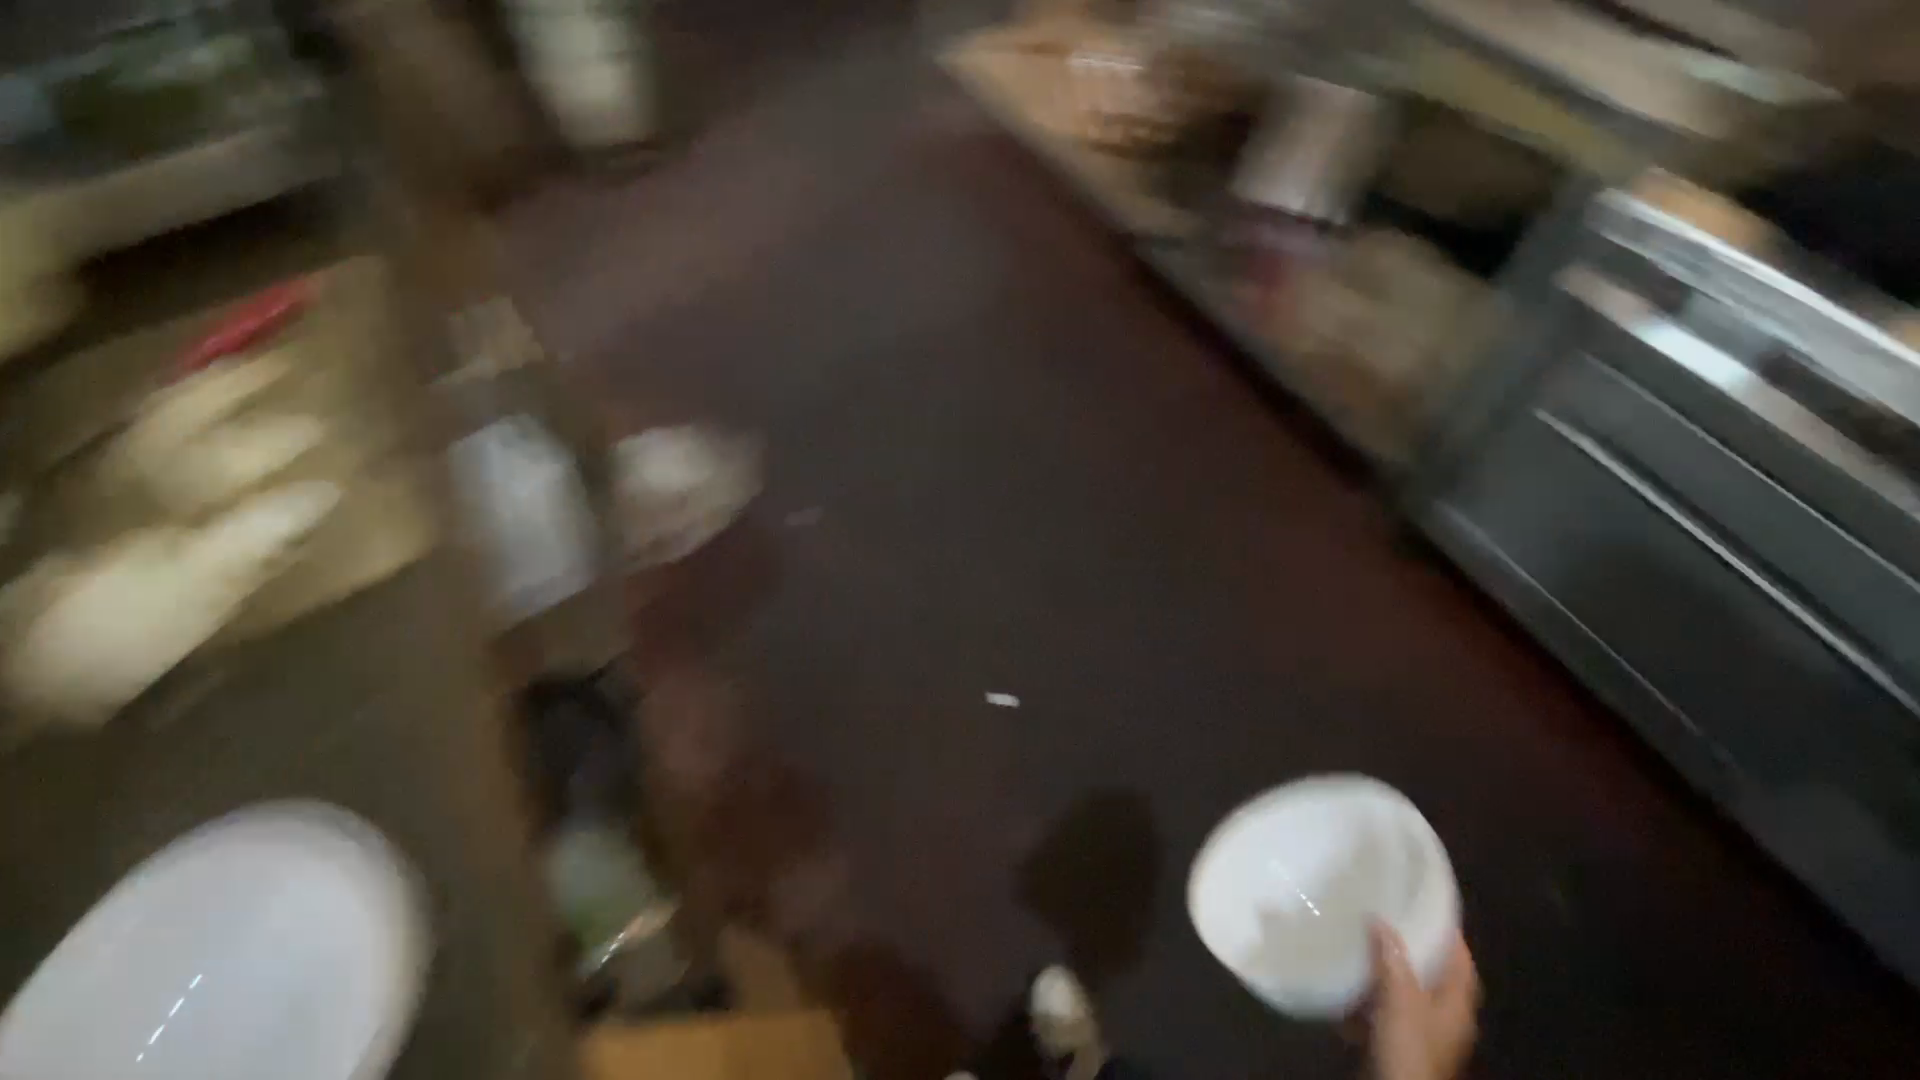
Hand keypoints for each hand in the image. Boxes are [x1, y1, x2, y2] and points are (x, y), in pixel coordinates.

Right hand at [1363, 920, 1478, 1079]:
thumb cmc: (1408, 1046)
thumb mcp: (1401, 1000)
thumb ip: (1393, 961)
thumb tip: (1381, 921)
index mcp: (1456, 1004)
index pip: (1460, 962)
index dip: (1449, 935)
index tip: (1429, 906)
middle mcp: (1444, 1017)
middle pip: (1432, 974)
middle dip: (1411, 949)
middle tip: (1389, 920)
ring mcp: (1423, 1032)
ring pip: (1406, 992)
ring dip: (1385, 972)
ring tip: (1362, 945)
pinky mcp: (1400, 1043)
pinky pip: (1385, 1011)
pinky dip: (1368, 998)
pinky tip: (1348, 986)